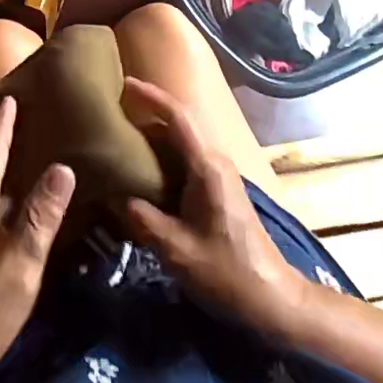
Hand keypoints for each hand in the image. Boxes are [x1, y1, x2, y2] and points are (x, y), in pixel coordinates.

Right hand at [119, 77, 310, 341]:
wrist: (272, 299)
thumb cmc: (227, 271)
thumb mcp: (176, 249)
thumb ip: (141, 218)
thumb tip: (113, 194)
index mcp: (207, 166)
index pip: (178, 116)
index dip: (150, 96)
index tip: (123, 83)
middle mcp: (214, 161)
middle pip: (177, 125)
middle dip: (144, 114)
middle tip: (110, 115)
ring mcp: (218, 175)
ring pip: (180, 143)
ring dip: (151, 137)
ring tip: (117, 140)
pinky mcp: (216, 190)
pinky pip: (183, 160)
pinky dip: (159, 157)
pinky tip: (139, 173)